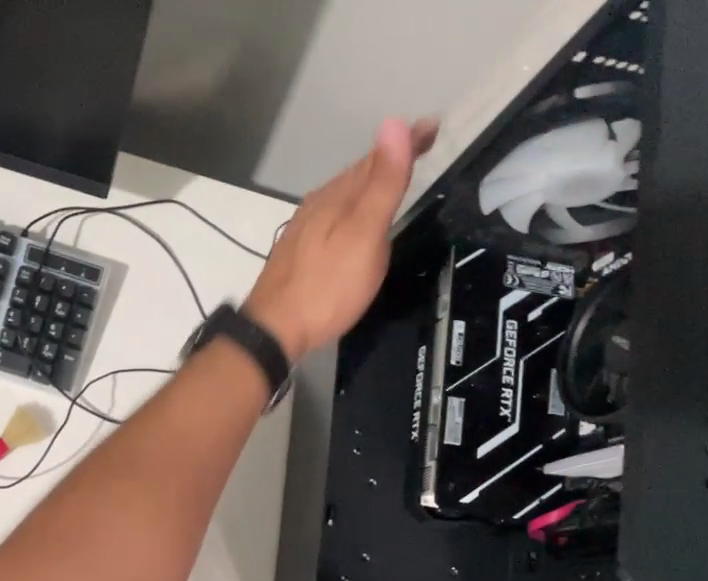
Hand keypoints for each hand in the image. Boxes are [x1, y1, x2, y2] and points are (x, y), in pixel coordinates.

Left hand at [244, 116, 438, 358]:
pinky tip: (351, 222)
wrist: (274, 330)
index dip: (406, 141)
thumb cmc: (326, 287)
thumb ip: (381, 185)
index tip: (433, 126)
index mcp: (337, 197)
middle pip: (358, 174)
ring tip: (390, 180)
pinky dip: (349, 209)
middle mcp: (317, 205)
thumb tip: (393, 123)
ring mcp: (303, 229)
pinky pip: (330, 217)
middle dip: (388, 159)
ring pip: (342, 196)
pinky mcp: (297, 252)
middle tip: (419, 147)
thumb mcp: (364, 235)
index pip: (377, 158)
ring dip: (367, 184)